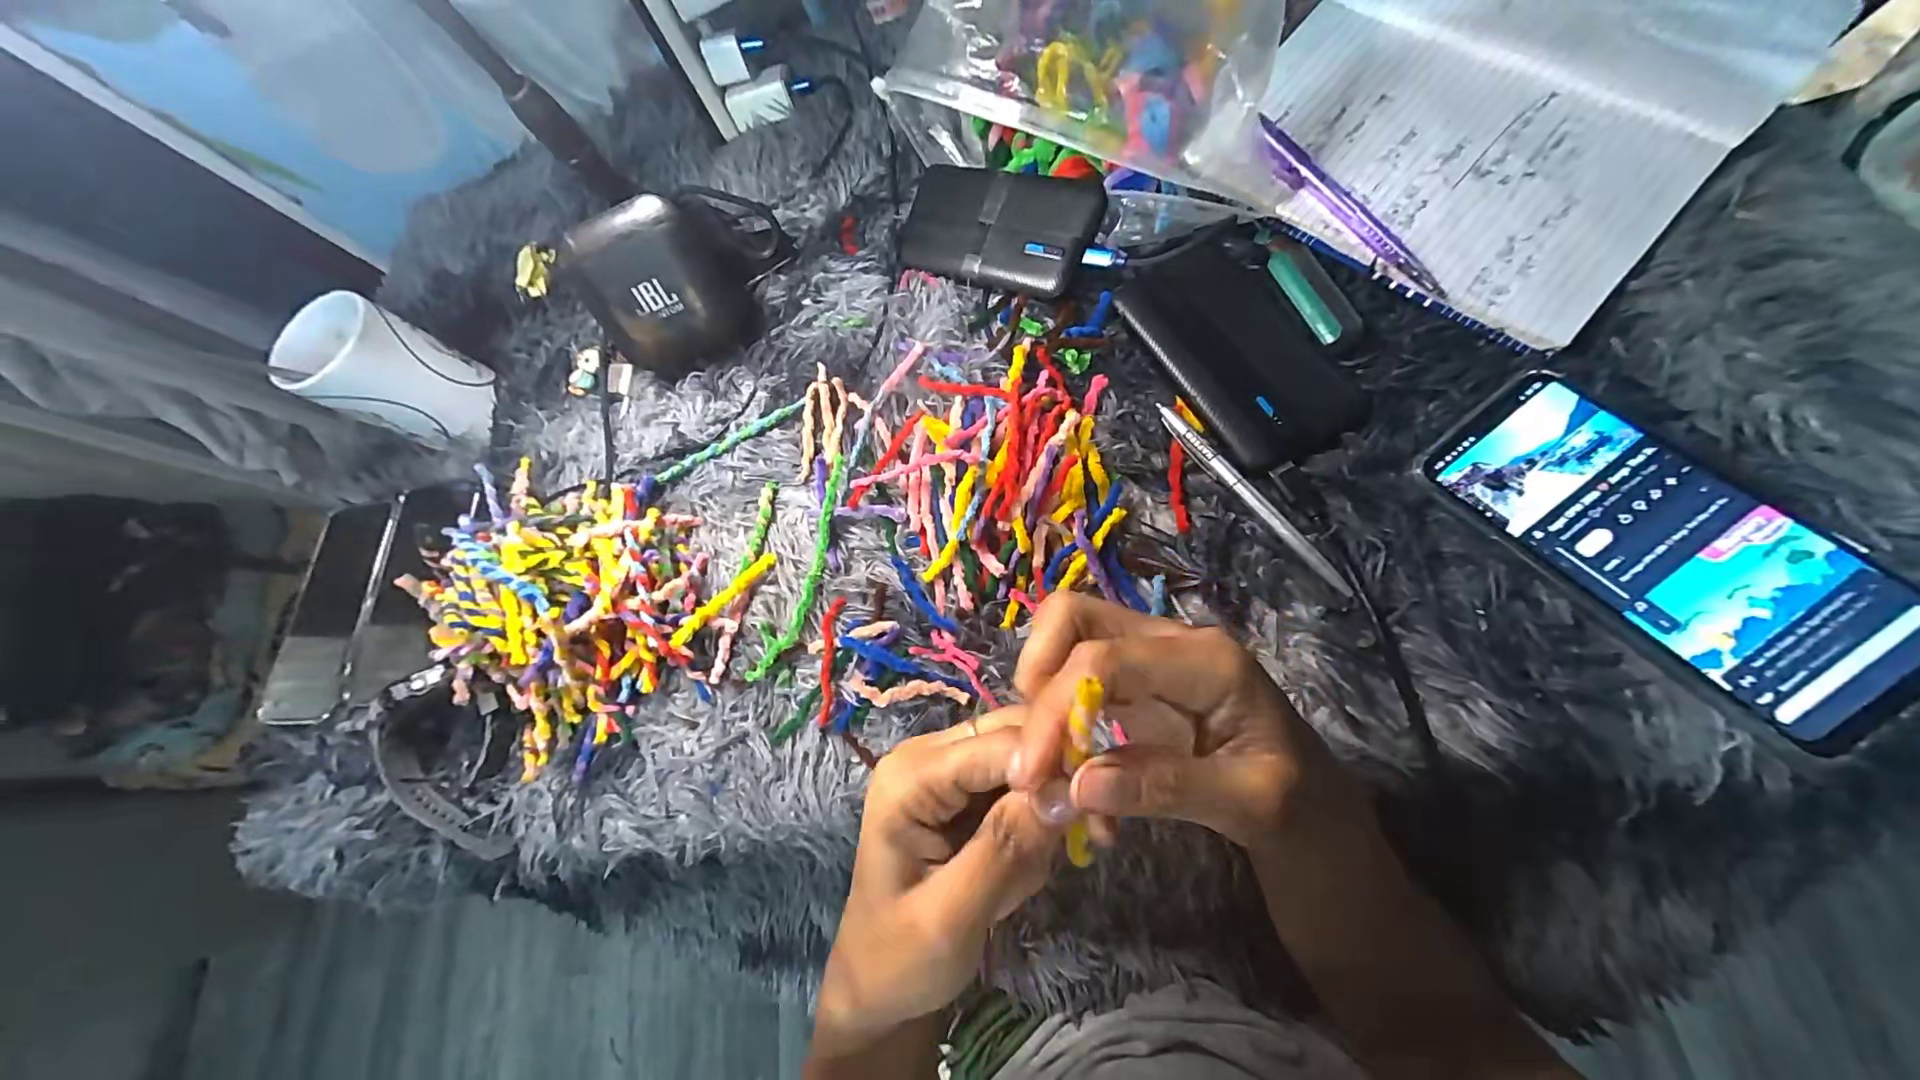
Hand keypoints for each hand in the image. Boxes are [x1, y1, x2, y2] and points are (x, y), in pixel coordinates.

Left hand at [812, 714, 1068, 1058]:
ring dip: (1047, 809)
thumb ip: (1004, 848)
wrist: (881, 984)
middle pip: (1019, 735)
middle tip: (1091, 836)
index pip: (1001, 741)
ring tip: (1028, 873)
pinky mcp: (966, 789)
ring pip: (1029, 756)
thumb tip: (1063, 790)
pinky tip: (1019, 868)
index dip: (1052, 766)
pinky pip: (1023, 783)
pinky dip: (1037, 821)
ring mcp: (949, 768)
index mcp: (911, 775)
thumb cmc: (902, 957)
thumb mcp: (951, 916)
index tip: (1091, 815)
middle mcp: (929, 754)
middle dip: (1056, 782)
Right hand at [1009, 594, 1368, 850]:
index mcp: (1206, 660)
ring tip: (1049, 773)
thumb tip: (1076, 785)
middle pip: (1073, 617)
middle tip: (1031, 752)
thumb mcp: (1250, 804)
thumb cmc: (1298, 805)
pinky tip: (1075, 785)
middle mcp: (1170, 642)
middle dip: (1036, 676)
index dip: (1056, 709)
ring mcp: (1148, 659)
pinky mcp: (1134, 686)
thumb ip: (1166, 787)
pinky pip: (1076, 684)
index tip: (1030, 775)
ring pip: (1067, 642)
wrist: (1315, 810)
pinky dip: (1058, 726)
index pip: (1104, 660)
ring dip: (1042, 703)